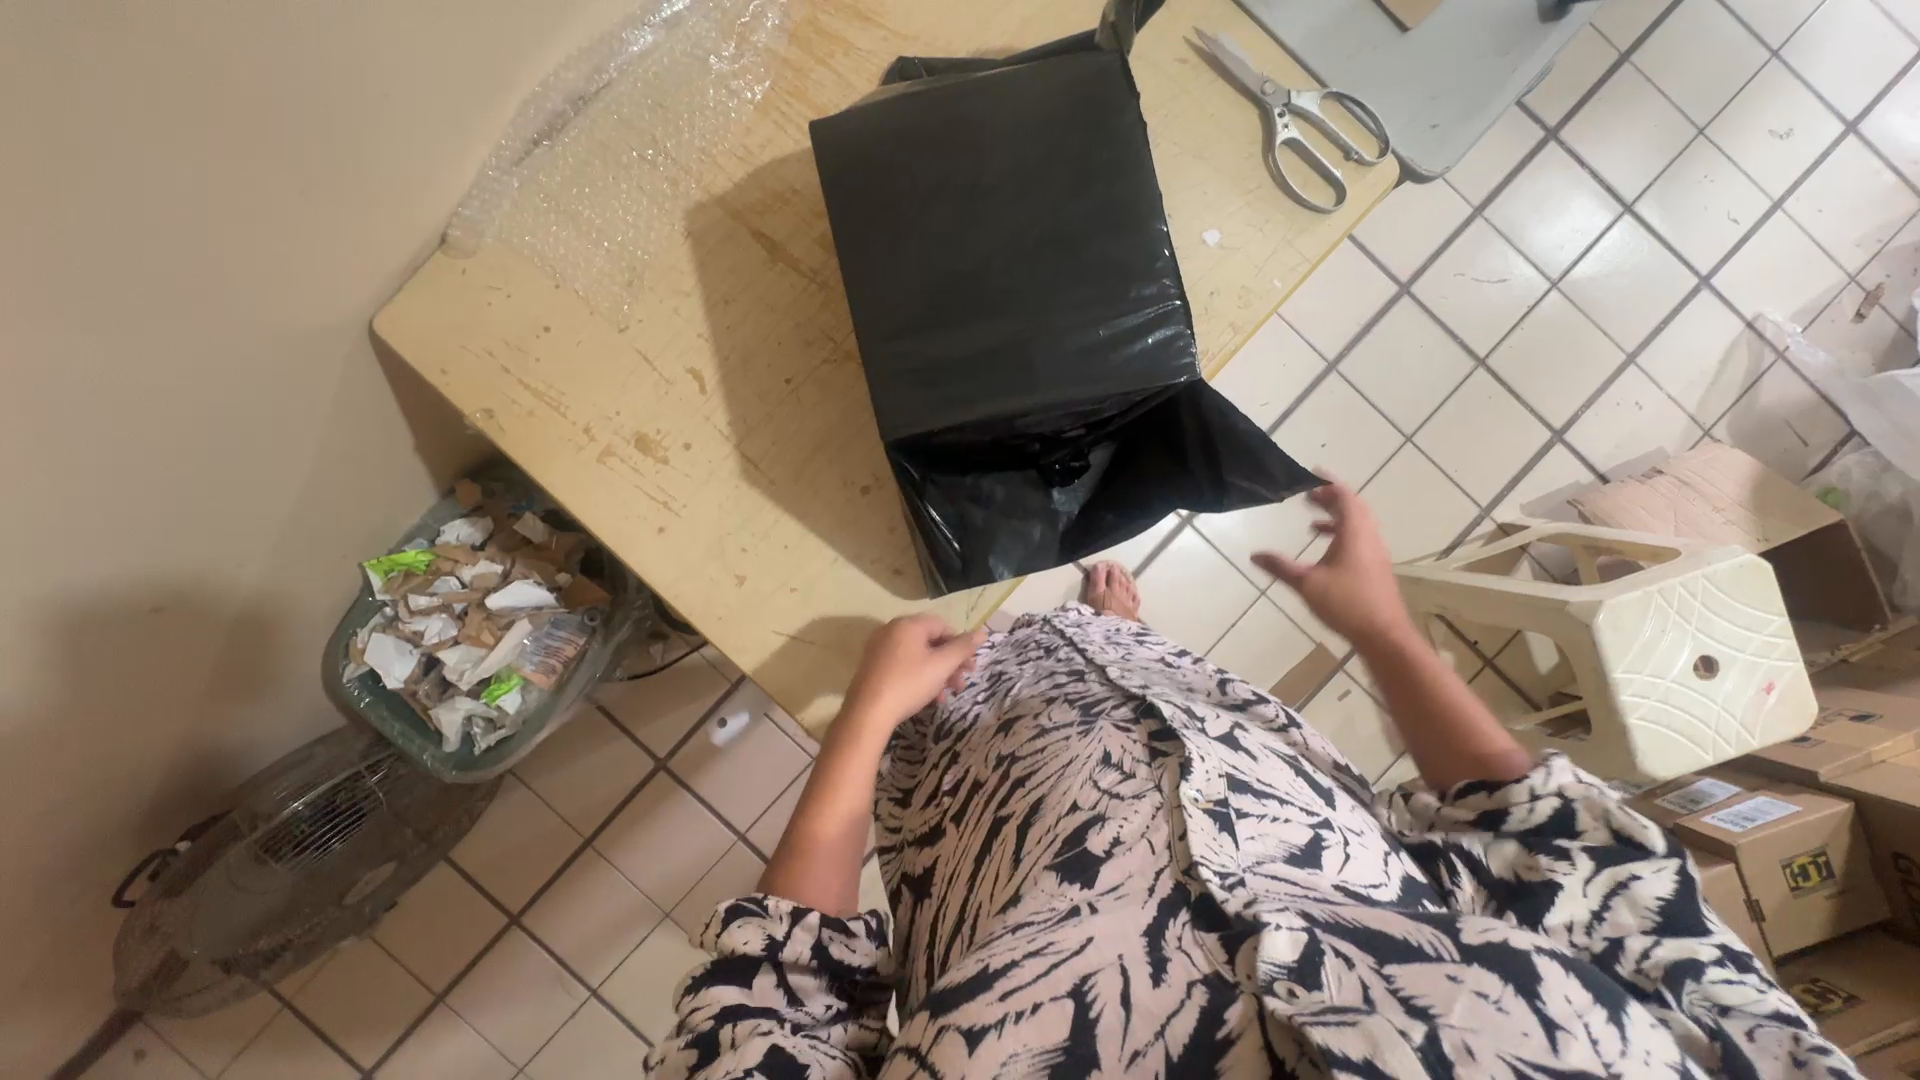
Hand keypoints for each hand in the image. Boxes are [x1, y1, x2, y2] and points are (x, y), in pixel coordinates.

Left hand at [840, 614, 986, 731]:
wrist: (868, 712)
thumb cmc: (909, 684)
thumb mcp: (941, 666)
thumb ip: (962, 648)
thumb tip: (982, 633)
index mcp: (908, 624)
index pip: (942, 624)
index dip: (960, 644)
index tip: (970, 666)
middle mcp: (891, 630)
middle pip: (930, 641)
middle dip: (950, 663)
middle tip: (961, 684)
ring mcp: (879, 648)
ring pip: (917, 656)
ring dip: (936, 673)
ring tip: (945, 695)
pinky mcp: (873, 666)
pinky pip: (903, 665)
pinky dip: (919, 677)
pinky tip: (927, 698)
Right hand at [1253, 480, 1415, 650]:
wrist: (1383, 634)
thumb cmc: (1346, 603)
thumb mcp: (1307, 584)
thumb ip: (1280, 567)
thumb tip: (1254, 555)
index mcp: (1354, 533)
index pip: (1344, 496)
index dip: (1328, 483)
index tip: (1312, 473)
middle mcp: (1369, 537)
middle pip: (1354, 507)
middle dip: (1331, 497)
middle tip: (1309, 494)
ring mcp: (1375, 553)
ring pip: (1359, 524)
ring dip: (1337, 516)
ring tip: (1313, 520)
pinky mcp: (1376, 567)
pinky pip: (1360, 538)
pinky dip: (1343, 534)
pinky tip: (1327, 549)